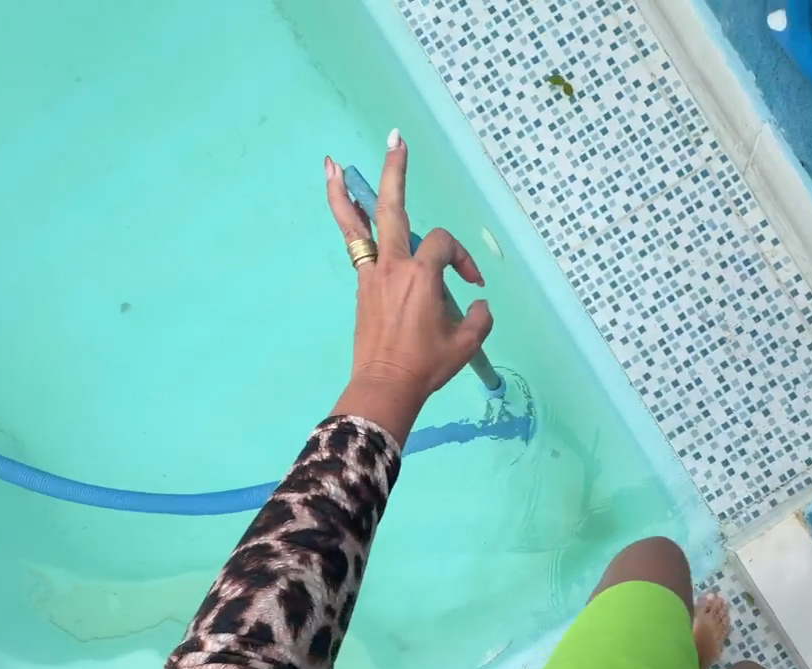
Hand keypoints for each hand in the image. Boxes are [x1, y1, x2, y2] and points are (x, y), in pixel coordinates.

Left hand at [323, 132, 493, 442]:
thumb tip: (479, 302)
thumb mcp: (466, 344)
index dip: (464, 260)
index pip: (447, 248)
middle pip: (394, 210)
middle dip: (396, 172)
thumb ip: (480, 318)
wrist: (386, 385)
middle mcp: (394, 266)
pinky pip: (353, 245)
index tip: (472, 285)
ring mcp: (373, 275)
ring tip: (330, 163)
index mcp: (422, 277)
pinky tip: (341, 203)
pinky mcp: (362, 287)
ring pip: (357, 224)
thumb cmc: (428, 366)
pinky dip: (347, 221)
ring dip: (344, 192)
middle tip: (396, 140)